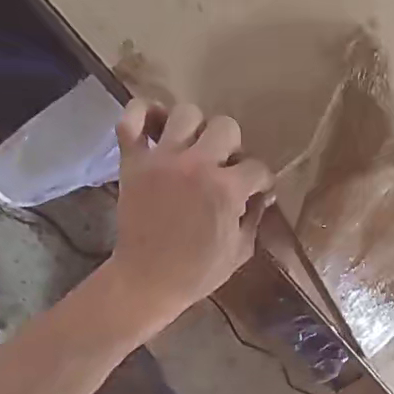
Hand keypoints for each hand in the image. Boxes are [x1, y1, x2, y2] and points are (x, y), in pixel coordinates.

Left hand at [108, 98, 274, 325]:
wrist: (146, 280)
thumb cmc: (197, 272)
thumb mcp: (240, 250)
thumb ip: (254, 217)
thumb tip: (262, 196)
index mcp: (226, 189)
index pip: (257, 167)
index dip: (261, 181)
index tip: (256, 191)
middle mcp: (197, 165)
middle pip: (225, 126)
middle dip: (231, 146)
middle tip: (223, 166)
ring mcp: (162, 159)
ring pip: (185, 113)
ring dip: (195, 128)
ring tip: (192, 147)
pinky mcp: (133, 161)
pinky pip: (131, 119)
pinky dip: (142, 114)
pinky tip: (156, 127)